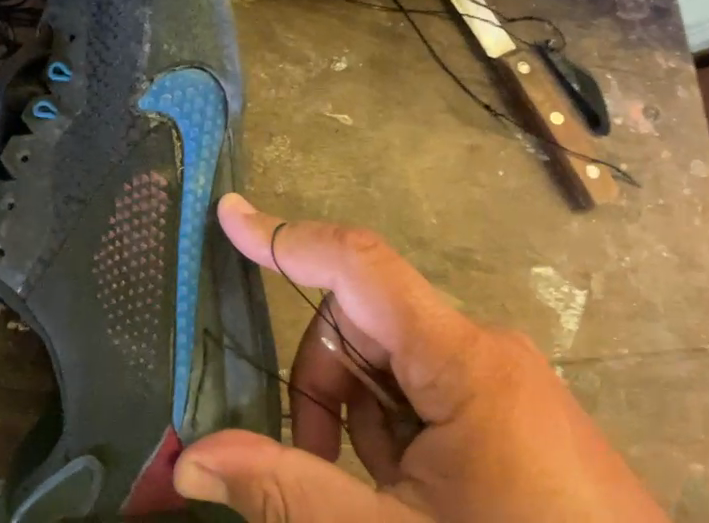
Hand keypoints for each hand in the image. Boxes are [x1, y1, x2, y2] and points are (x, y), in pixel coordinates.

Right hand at [175, 195, 667, 522]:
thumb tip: (191, 460)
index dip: (287, 237)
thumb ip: (287, 491)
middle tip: (311, 464)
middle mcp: (487, 355)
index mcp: (464, 362)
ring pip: (392, 366)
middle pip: (365, 324)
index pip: (357, 265)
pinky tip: (408, 499)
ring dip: (356, 419)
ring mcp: (508, 389)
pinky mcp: (518, 422)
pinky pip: (428, 397)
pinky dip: (394, 435)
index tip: (228, 214)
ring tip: (375, 500)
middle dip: (321, 383)